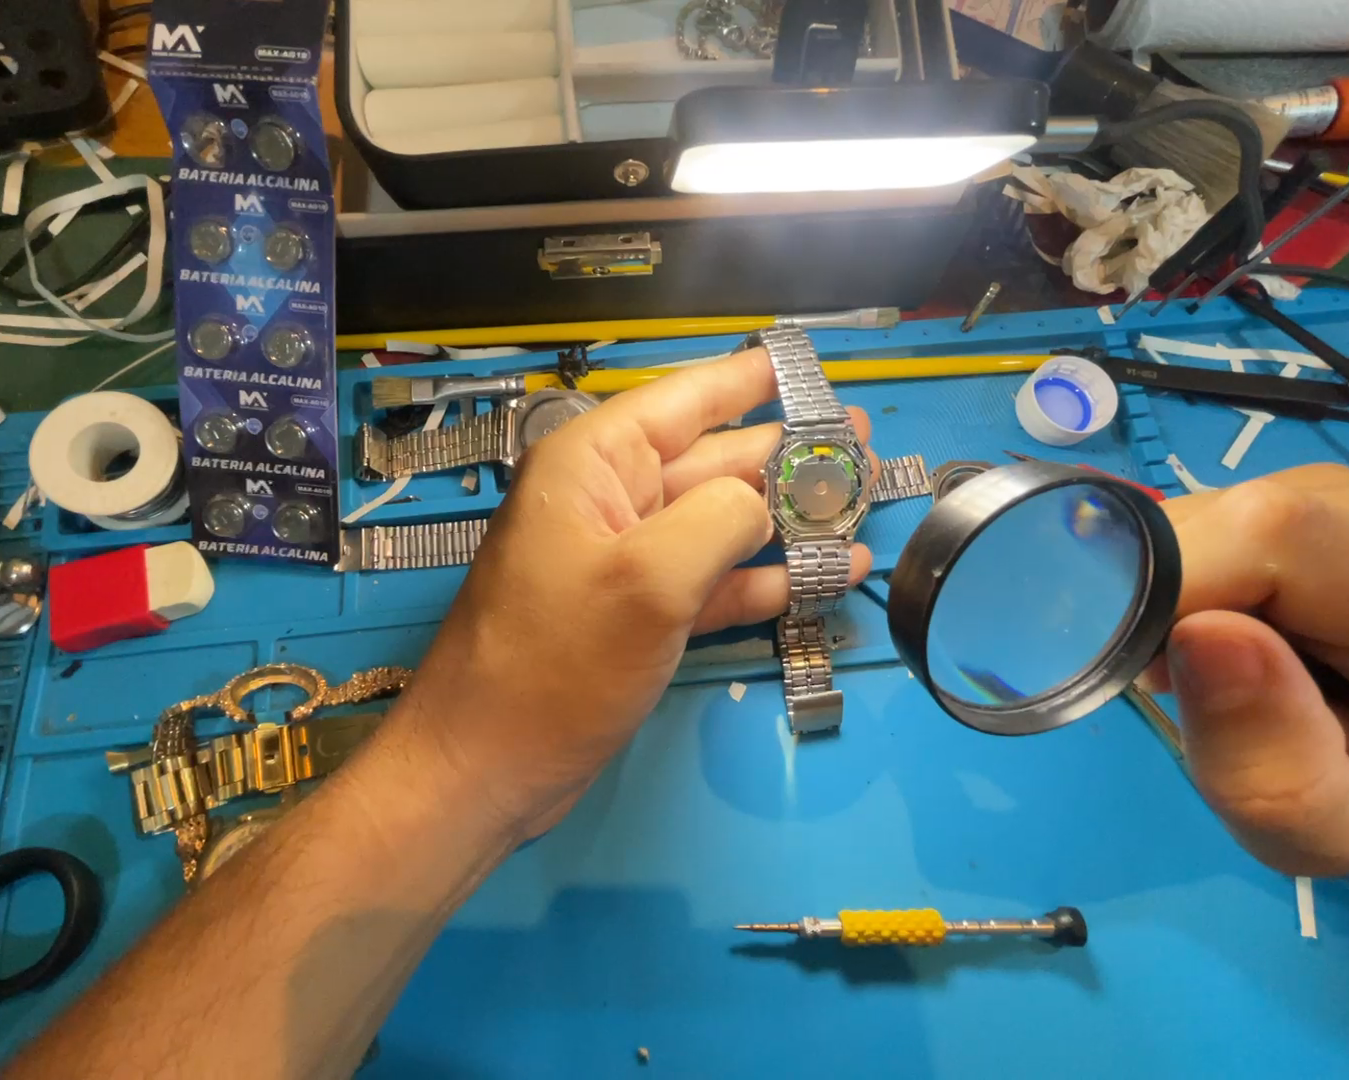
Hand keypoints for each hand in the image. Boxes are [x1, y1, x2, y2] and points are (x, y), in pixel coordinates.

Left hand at [391, 348, 875, 838]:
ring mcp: (631, 562)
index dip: (747, 379)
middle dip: (786, 452)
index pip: (683, 401)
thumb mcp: (646, 578)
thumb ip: (720, 519)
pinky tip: (829, 572)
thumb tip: (764, 500)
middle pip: (714, 461)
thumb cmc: (555, 662)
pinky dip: (768, 577)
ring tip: (858, 503)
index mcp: (595, 465)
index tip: (804, 363)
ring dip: (788, 518)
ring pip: (723, 524)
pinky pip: (716, 581)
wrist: (489, 768)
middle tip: (859, 443)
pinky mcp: (644, 615)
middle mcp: (613, 502)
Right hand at [1153, 466, 1348, 886]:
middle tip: (1182, 673)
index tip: (1147, 659)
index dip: (1180, 577)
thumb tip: (1201, 629)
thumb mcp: (1313, 834)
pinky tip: (1249, 615)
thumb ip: (1261, 761)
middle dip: (1175, 589)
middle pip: (1249, 518)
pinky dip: (1208, 561)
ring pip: (1235, 505)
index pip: (1283, 539)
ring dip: (1188, 577)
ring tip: (1223, 651)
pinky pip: (1242, 504)